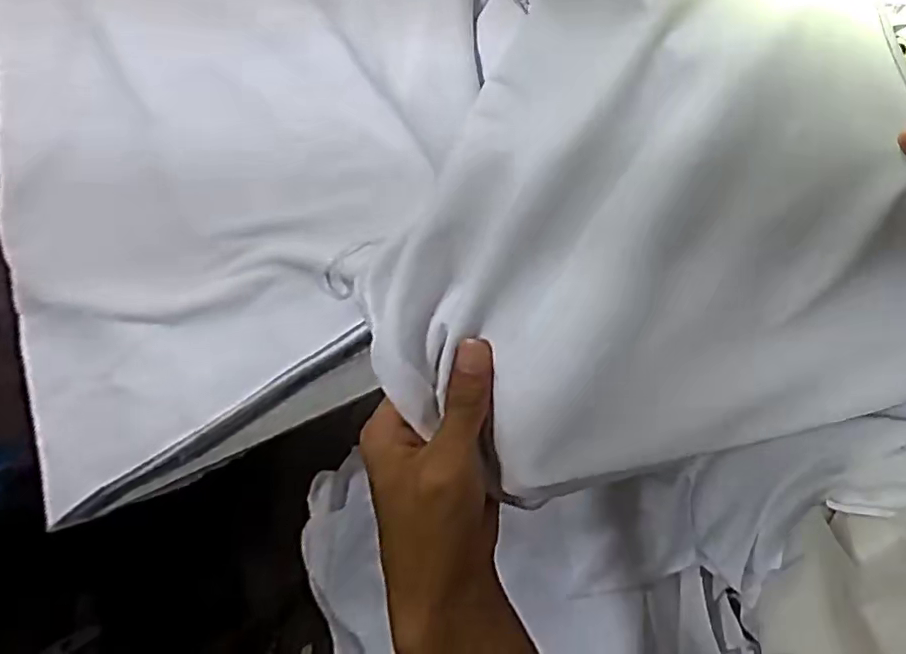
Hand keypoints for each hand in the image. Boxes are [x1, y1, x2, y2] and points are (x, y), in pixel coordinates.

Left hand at [362, 338, 526, 653]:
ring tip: (519, 357)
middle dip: (473, 369)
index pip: (415, 374)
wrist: (451, 585)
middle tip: (509, 335)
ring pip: (463, 406)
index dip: (448, 348)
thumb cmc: (435, 524)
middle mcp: (405, 435)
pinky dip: (495, 414)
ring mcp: (433, 450)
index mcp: (385, 430)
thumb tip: (473, 343)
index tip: (484, 320)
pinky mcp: (460, 462)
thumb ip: (463, 403)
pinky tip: (519, 394)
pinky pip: (477, 426)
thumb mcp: (449, 459)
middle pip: (441, 388)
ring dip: (487, 392)